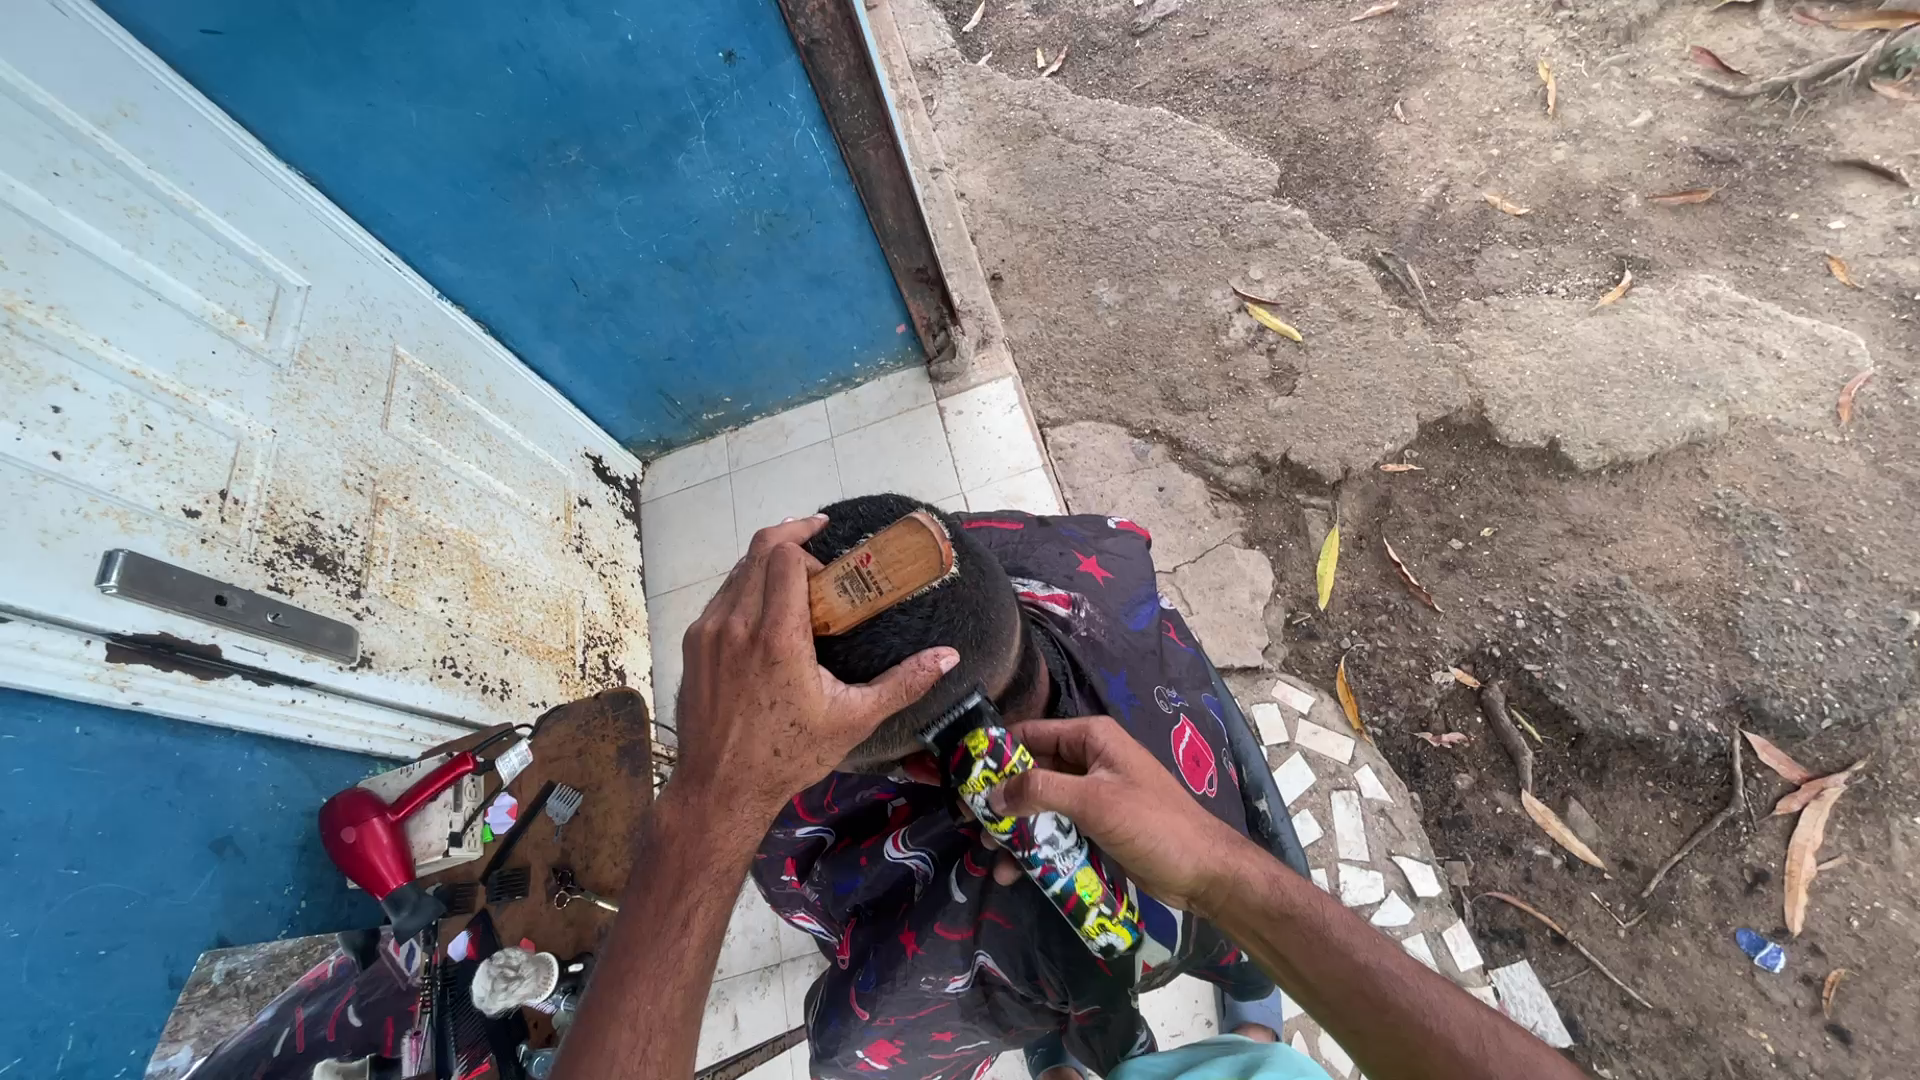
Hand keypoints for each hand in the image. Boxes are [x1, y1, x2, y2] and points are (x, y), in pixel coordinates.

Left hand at [672, 516, 957, 818]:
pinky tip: (767, 609)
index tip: (831, 561)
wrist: (719, 789)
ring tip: (797, 576)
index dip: (808, 545)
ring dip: (768, 564)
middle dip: (791, 538)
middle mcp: (737, 624)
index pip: (784, 556)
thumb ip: (903, 683)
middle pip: (759, 551)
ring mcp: (708, 632)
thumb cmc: (789, 754)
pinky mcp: (693, 644)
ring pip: (738, 571)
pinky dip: (747, 587)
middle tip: (820, 543)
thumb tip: (949, 656)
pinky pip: (722, 596)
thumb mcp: (854, 719)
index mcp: (777, 636)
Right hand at [987, 714, 1254, 912]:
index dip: (997, 753)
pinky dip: (1035, 846)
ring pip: (1040, 805)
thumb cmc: (1152, 823)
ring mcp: (1091, 796)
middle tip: (968, 821)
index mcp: (1091, 738)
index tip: (962, 775)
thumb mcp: (1093, 801)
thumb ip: (1040, 792)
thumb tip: (991, 794)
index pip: (1032, 734)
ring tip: (987, 852)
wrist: (1204, 872)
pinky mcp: (1095, 827)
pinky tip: (1014, 872)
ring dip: (1014, 828)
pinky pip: (1056, 830)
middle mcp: (1088, 760)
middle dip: (1001, 797)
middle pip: (1032, 772)